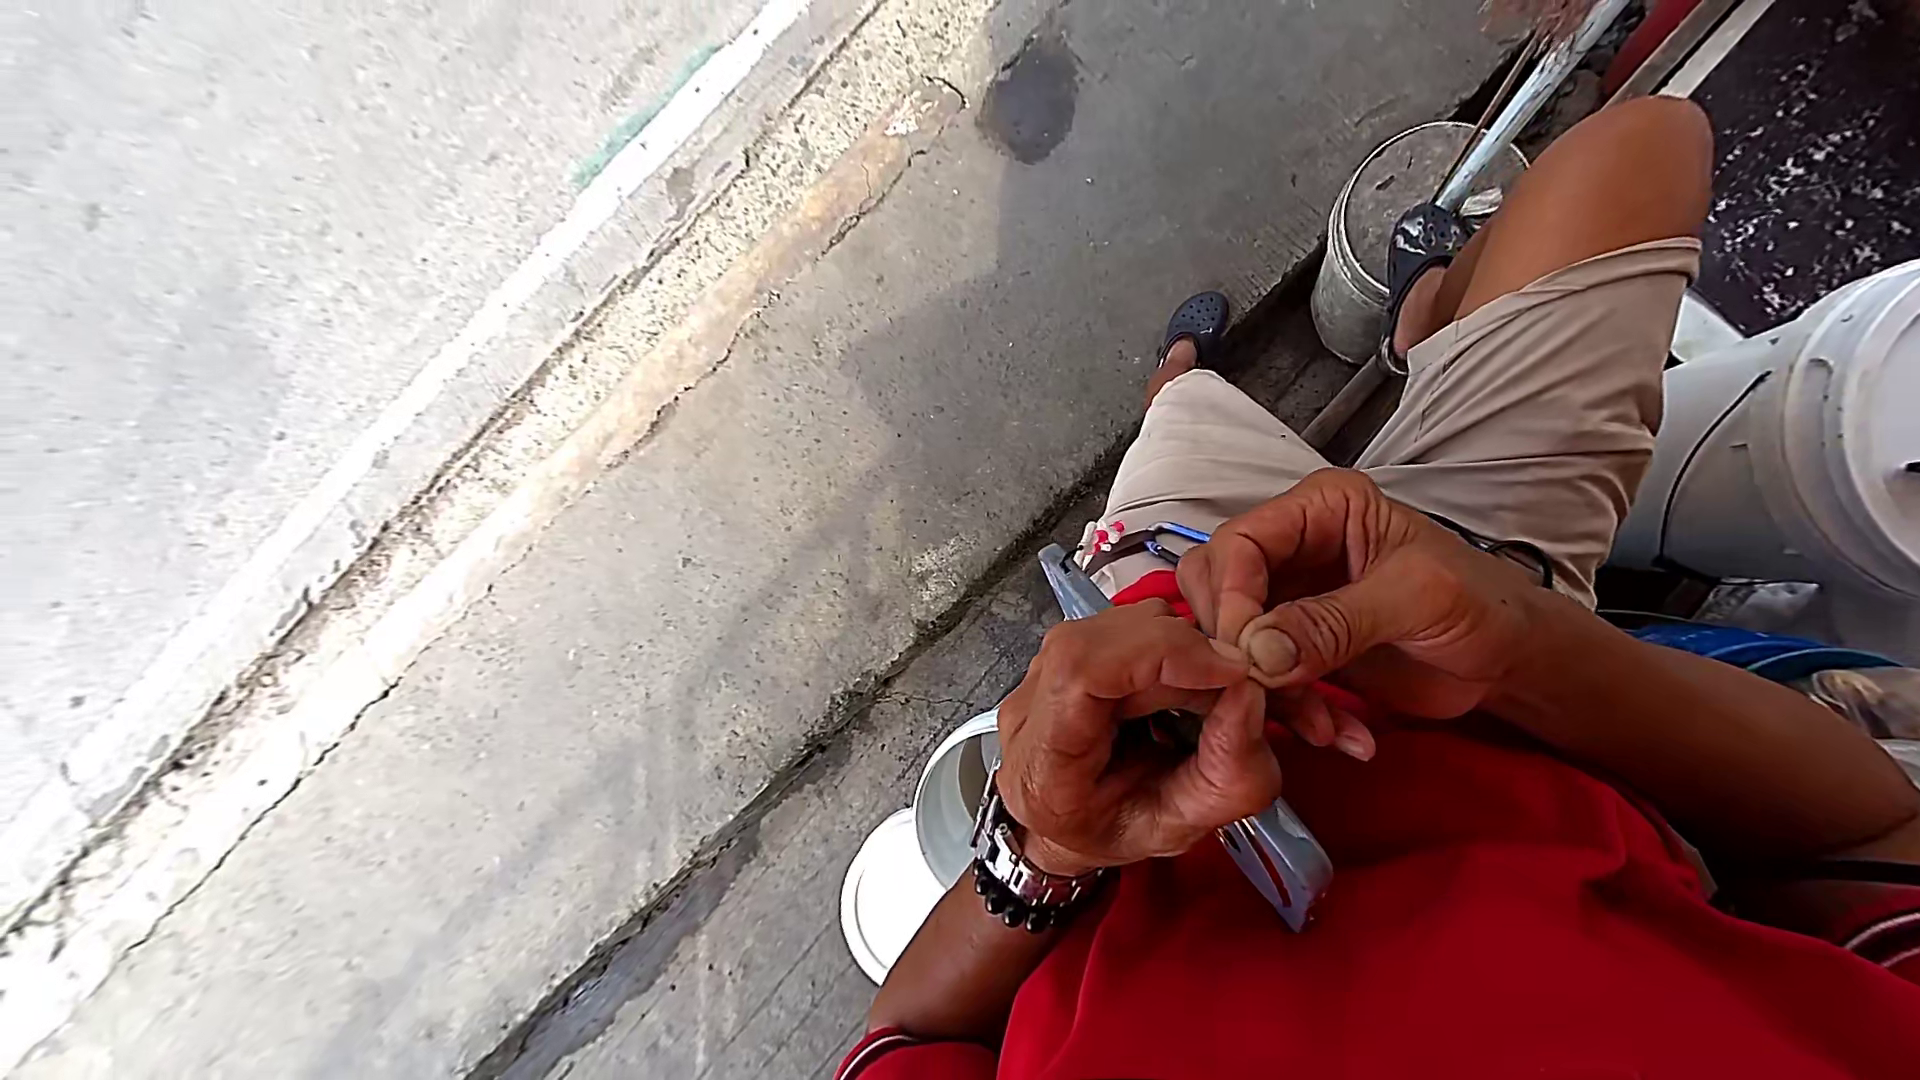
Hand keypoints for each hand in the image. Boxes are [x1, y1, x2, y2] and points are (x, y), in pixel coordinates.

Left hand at [995, 600, 1281, 875]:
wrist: (1056, 823)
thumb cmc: (1108, 832)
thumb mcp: (1179, 830)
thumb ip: (1225, 778)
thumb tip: (1247, 694)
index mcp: (1044, 762)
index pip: (1079, 669)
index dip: (1157, 653)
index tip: (1227, 671)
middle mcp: (1028, 704)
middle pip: (1103, 638)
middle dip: (1183, 655)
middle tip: (1224, 693)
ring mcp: (1035, 672)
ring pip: (1113, 622)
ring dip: (1174, 647)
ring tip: (1195, 696)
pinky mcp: (1056, 654)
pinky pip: (1116, 626)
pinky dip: (1162, 645)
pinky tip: (1173, 683)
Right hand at [1176, 468, 1540, 719]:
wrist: (1512, 663)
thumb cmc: (1485, 608)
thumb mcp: (1417, 601)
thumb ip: (1332, 623)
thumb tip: (1254, 654)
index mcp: (1318, 508)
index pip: (1239, 542)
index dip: (1231, 596)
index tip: (1243, 653)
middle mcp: (1288, 543)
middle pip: (1214, 583)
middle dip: (1236, 642)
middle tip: (1265, 689)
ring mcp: (1282, 591)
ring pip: (1225, 630)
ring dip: (1260, 684)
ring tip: (1318, 724)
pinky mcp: (1283, 638)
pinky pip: (1252, 668)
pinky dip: (1281, 705)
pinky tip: (1330, 730)